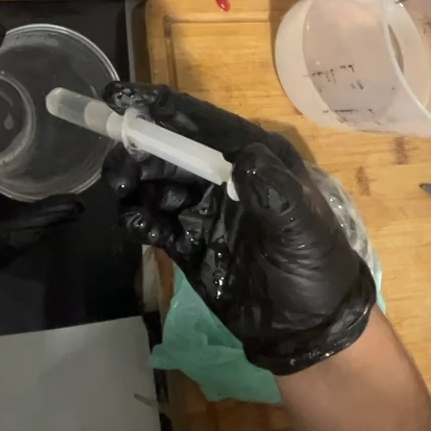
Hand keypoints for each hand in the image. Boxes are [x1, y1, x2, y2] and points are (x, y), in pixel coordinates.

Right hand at [102, 82, 374, 374]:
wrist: (311, 333)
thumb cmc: (314, 269)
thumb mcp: (301, 226)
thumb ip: (273, 190)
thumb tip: (243, 158)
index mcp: (251, 157)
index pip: (197, 120)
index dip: (156, 105)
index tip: (116, 97)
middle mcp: (222, 174)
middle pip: (167, 149)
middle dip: (137, 152)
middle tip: (117, 173)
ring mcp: (202, 208)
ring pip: (154, 181)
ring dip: (133, 184)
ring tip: (125, 199)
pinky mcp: (187, 241)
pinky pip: (153, 221)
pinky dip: (139, 220)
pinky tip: (139, 228)